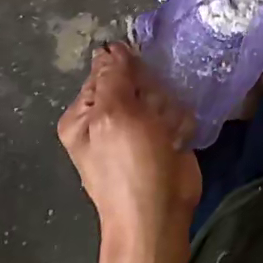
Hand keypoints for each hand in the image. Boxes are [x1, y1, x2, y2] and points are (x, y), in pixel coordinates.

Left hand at [58, 43, 201, 248]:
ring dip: (166, 109)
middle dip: (149, 92)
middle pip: (133, 81)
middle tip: (151, 113)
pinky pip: (174, 113)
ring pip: (158, 95)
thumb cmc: (129, 165)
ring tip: (165, 130)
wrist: (158, 216)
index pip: (103, 71)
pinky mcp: (162, 139)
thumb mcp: (113, 114)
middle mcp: (106, 119)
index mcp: (83, 114)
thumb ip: (112, 76)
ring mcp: (136, 130)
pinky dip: (178, 123)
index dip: (124, 69)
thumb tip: (109, 46)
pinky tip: (177, 138)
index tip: (139, 79)